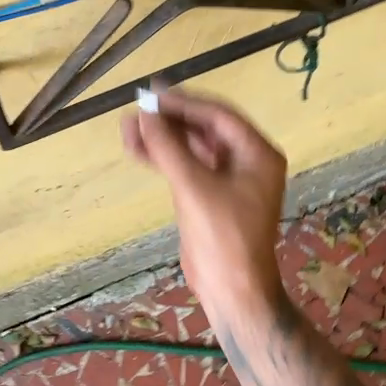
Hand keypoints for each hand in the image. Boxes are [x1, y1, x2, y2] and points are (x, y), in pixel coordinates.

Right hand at [122, 86, 287, 310]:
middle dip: (169, 120)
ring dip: (161, 138)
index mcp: (257, 154)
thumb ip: (168, 147)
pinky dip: (162, 158)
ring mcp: (227, 178)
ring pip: (190, 146)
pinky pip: (184, 166)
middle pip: (203, 128)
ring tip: (128, 129)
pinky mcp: (208, 194)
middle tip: (136, 110)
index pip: (218, 115)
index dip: (183, 103)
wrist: (231, 290)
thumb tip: (145, 114)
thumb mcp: (194, 187)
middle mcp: (245, 160)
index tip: (152, 95)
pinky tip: (136, 149)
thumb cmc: (223, 237)